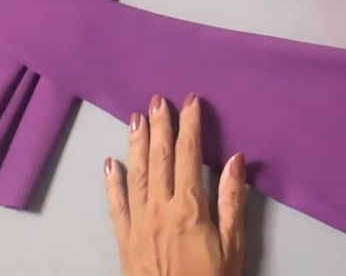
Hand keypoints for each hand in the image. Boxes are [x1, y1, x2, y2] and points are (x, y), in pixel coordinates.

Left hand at [106, 94, 247, 275]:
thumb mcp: (233, 245)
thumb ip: (232, 201)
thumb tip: (235, 158)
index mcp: (188, 207)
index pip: (188, 155)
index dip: (189, 125)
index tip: (190, 101)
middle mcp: (159, 209)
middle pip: (159, 158)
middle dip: (159, 126)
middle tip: (157, 99)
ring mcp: (138, 225)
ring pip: (136, 175)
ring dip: (136, 144)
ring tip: (135, 118)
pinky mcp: (124, 242)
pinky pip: (116, 207)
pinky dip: (112, 183)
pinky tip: (110, 163)